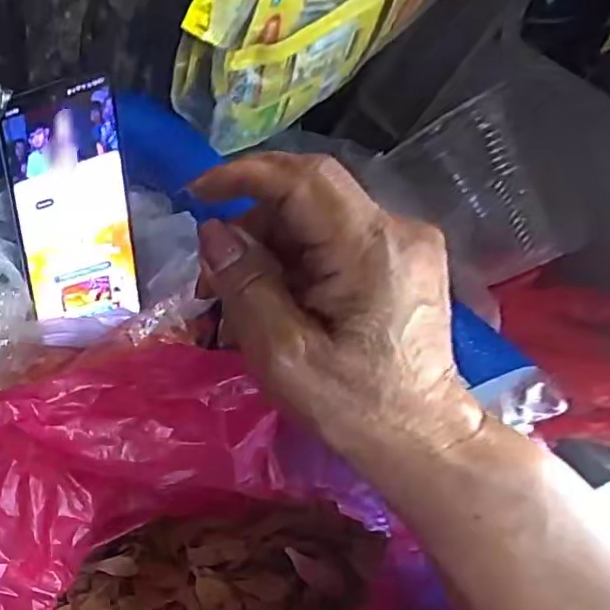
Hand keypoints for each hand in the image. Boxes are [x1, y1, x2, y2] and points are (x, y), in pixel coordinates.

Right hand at [189, 153, 486, 466]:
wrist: (415, 433)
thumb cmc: (346, 400)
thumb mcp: (279, 349)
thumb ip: (245, 285)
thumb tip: (212, 234)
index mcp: (370, 248)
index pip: (304, 180)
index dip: (244, 176)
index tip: (194, 193)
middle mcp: (394, 231)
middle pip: (303, 201)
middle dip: (245, 230)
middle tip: (206, 284)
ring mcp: (399, 246)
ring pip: (311, 224)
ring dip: (261, 253)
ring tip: (233, 305)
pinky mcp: (393, 264)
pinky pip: (325, 245)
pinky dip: (285, 265)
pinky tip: (266, 304)